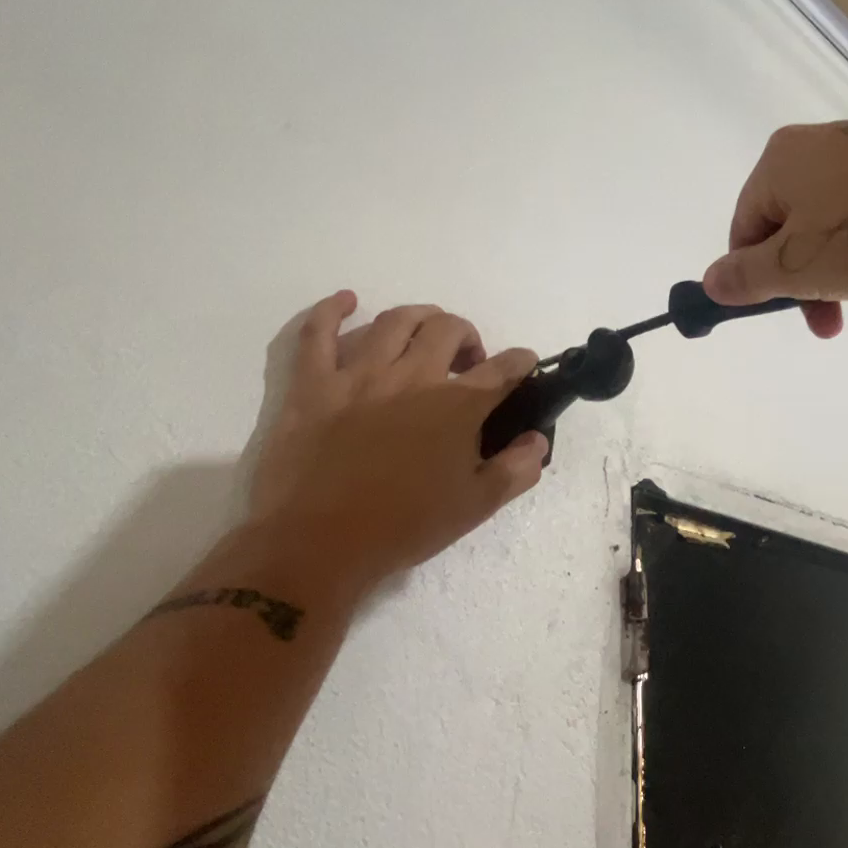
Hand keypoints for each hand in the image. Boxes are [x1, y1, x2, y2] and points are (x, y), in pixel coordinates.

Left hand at [247, 291, 546, 587]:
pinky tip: (346, 303)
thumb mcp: (475, 506)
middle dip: (468, 336)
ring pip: (394, 321)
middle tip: (467, 362)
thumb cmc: (403, 527)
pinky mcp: (310, 383)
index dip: (521, 363)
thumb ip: (516, 469)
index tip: (524, 366)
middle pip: (448, 329)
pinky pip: (317, 332)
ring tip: (423, 334)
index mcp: (456, 406)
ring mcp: (357, 374)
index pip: (502, 369)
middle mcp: (411, 376)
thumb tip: (537, 440)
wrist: (317, 544)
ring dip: (419, 318)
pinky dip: (332, 310)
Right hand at [702, 122, 847, 337]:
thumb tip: (711, 282)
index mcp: (781, 162)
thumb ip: (747, 278)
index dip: (756, 278)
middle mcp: (821, 151)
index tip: (779, 313)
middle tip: (832, 327)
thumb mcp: (795, 266)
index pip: (745, 228)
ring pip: (843, 240)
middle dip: (815, 287)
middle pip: (796, 237)